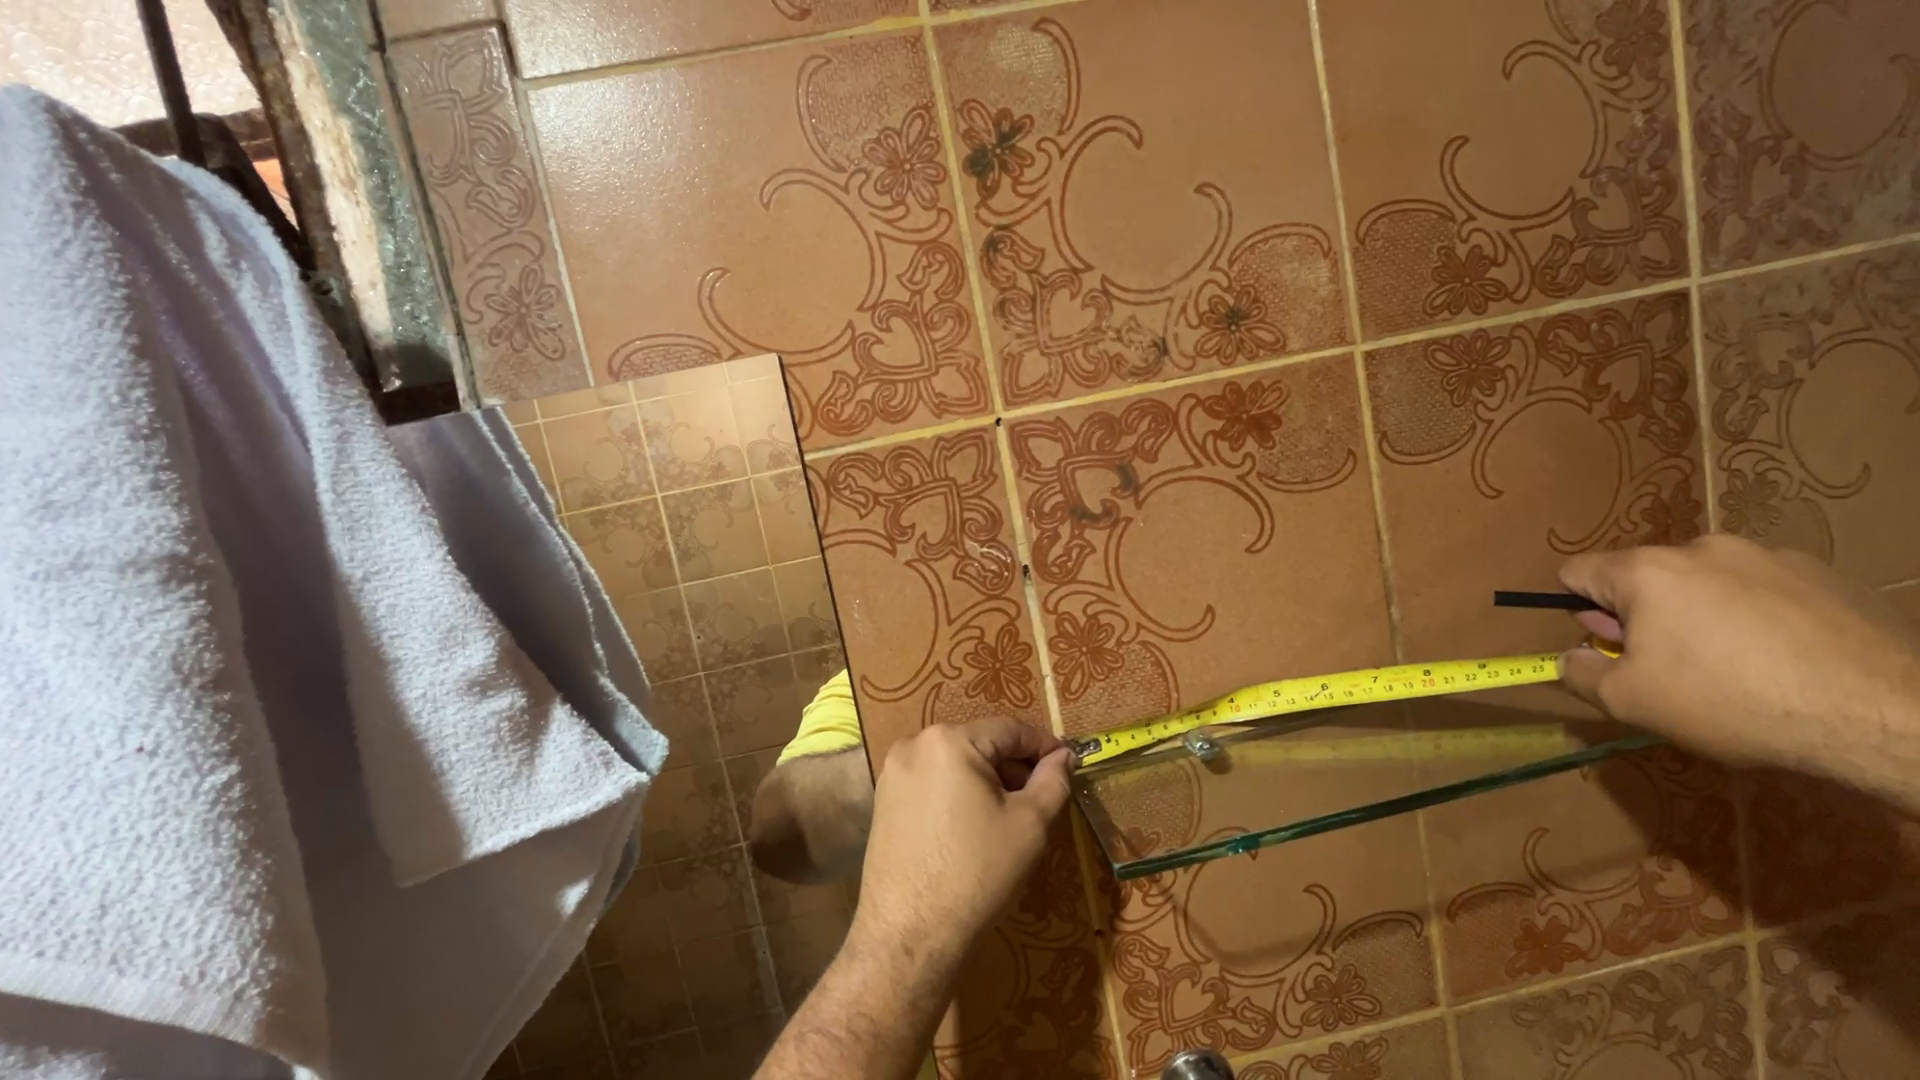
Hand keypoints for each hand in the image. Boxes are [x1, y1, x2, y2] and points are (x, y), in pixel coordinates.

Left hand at [851, 718, 1074, 966]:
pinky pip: (933, 784)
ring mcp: (892, 774)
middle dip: (1014, 767)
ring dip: (987, 782)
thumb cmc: (976, 873)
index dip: (1044, 746)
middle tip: (1042, 799)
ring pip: (956, 764)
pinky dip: (959, 795)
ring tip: (1010, 819)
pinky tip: (974, 830)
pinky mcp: (883, 802)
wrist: (910, 934)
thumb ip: (1052, 781)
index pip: (1009, 730)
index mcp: (948, 741)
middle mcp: (914, 745)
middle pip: (980, 744)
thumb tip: (1063, 757)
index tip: (1069, 766)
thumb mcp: (1029, 824)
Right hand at [1558, 535, 1919, 796]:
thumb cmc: (1732, 702)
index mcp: (1647, 571)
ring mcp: (1772, 556)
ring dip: (1703, 614)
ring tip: (1739, 667)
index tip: (1611, 647)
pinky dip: (1760, 618)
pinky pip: (1766, 591)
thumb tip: (1574, 656)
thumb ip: (1580, 672)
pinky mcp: (1828, 575)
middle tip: (1673, 667)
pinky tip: (1787, 660)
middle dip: (1645, 615)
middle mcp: (1704, 549)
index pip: (1577, 571)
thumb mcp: (1629, 702)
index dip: (1580, 610)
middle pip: (1646, 577)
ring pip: (1708, 583)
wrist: (1880, 715)